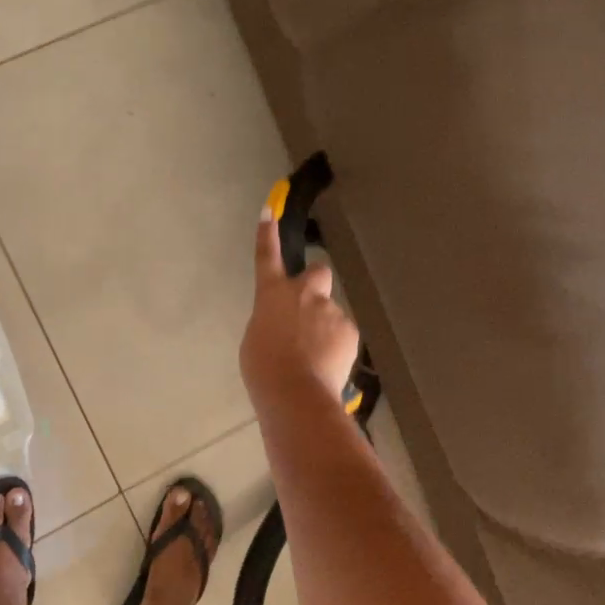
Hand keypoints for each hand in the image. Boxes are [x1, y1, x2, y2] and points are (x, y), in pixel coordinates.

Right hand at [241, 208, 360, 403]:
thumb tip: (283, 323)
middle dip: (316, 283)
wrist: (296, 392)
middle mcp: (303, 294)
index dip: (268, 234)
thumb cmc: (263, 368)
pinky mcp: (350, 330)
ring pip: (330, 313)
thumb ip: (270, 321)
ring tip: (313, 358)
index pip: (267, 256)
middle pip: (318, 272)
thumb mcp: (255, 340)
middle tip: (309, 307)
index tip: (270, 212)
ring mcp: (330, 310)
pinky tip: (328, 367)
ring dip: (324, 328)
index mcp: (271, 294)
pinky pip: (342, 335)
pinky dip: (336, 347)